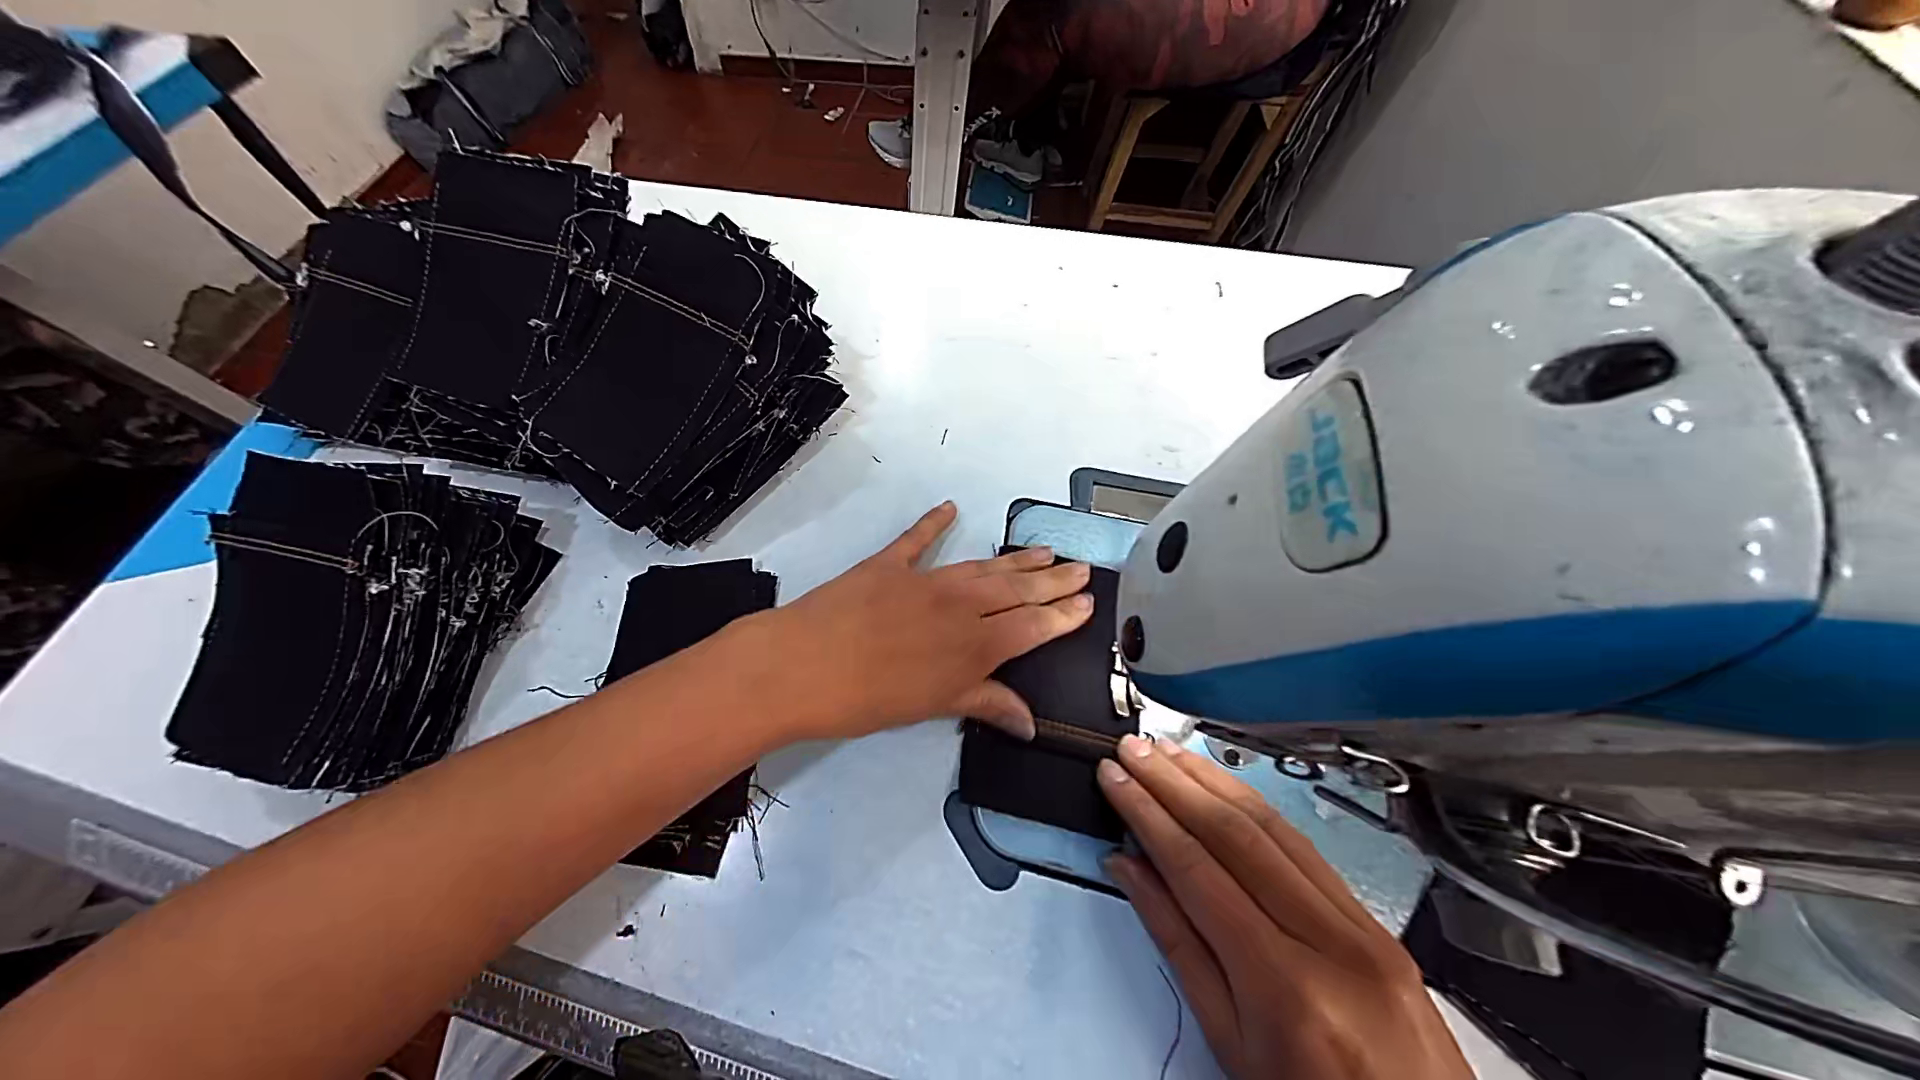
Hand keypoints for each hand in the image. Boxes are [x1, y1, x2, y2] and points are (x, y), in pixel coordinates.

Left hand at [724, 501, 1093, 740]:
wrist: (799, 667)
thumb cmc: (867, 700)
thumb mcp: (933, 707)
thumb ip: (985, 704)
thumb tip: (1028, 723)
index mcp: (974, 645)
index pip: (1034, 625)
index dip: (1064, 614)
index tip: (1089, 602)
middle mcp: (959, 606)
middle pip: (1017, 590)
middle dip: (1054, 581)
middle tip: (1081, 568)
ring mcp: (924, 580)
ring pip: (982, 567)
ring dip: (1016, 560)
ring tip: (1045, 551)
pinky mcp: (887, 565)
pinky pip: (917, 540)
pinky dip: (934, 524)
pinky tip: (950, 508)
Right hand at [1098, 735, 1471, 1079]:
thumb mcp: (1231, 1045)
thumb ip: (1178, 946)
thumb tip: (1131, 870)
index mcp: (1286, 985)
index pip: (1196, 868)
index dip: (1147, 814)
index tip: (1116, 780)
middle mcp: (1331, 943)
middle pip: (1234, 833)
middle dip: (1173, 782)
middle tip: (1134, 750)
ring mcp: (1363, 928)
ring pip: (1273, 828)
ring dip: (1212, 781)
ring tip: (1170, 754)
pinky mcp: (1378, 923)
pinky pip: (1307, 848)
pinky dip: (1256, 808)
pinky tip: (1225, 787)